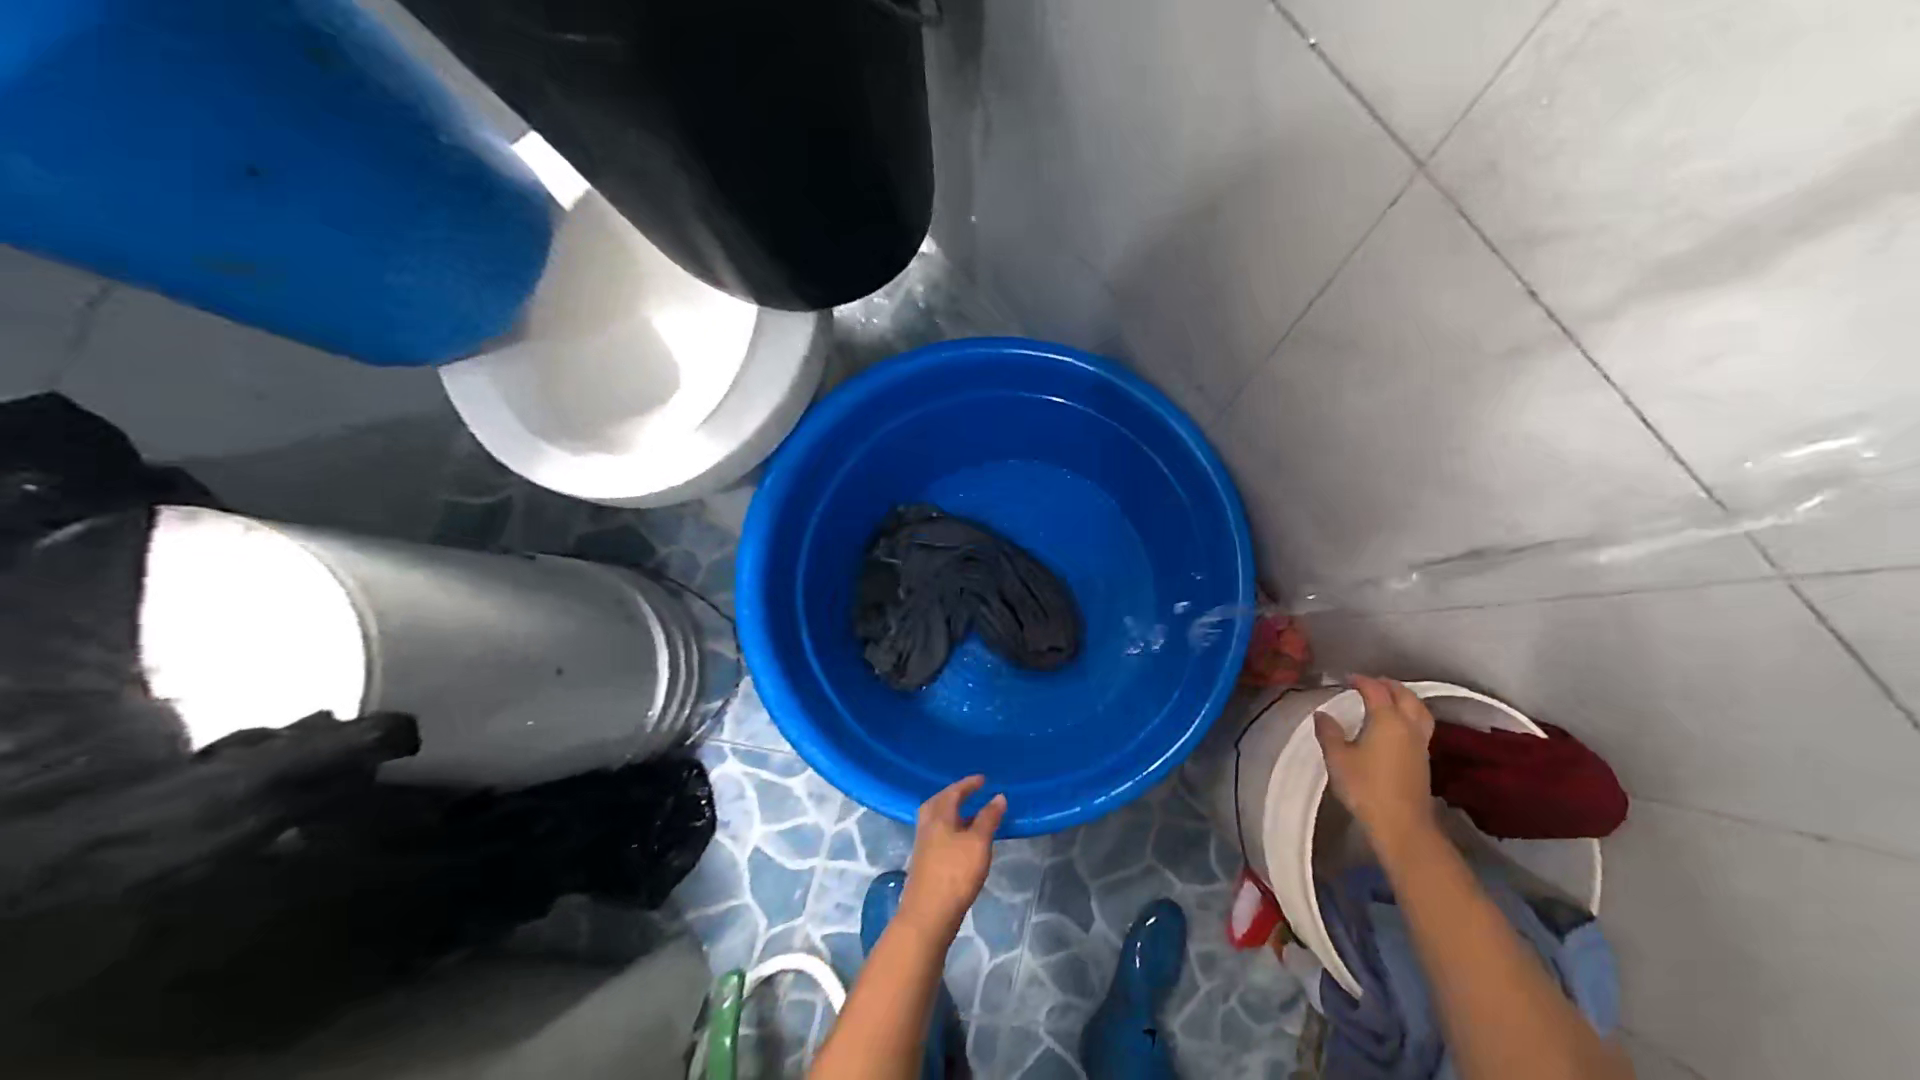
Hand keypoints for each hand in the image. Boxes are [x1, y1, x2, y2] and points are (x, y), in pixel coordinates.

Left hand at [901, 775, 1006, 936]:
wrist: (928, 914)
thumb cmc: (955, 873)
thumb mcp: (978, 843)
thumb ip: (988, 818)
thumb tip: (998, 796)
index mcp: (939, 816)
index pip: (953, 792)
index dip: (968, 784)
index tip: (983, 779)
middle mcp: (927, 826)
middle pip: (938, 803)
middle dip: (954, 795)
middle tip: (970, 793)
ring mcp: (923, 845)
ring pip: (936, 820)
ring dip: (951, 813)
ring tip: (969, 815)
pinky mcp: (924, 862)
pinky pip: (937, 834)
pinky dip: (950, 829)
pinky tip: (961, 841)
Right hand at [1315, 676, 1436, 851]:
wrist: (1401, 823)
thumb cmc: (1365, 786)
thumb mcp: (1338, 758)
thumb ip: (1329, 732)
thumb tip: (1323, 714)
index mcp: (1387, 720)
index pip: (1376, 690)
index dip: (1361, 681)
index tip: (1347, 678)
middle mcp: (1408, 726)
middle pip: (1405, 696)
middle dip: (1388, 685)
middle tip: (1370, 683)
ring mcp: (1420, 743)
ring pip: (1419, 710)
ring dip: (1404, 698)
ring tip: (1388, 698)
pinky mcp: (1424, 758)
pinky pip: (1421, 724)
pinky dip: (1410, 714)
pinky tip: (1396, 724)